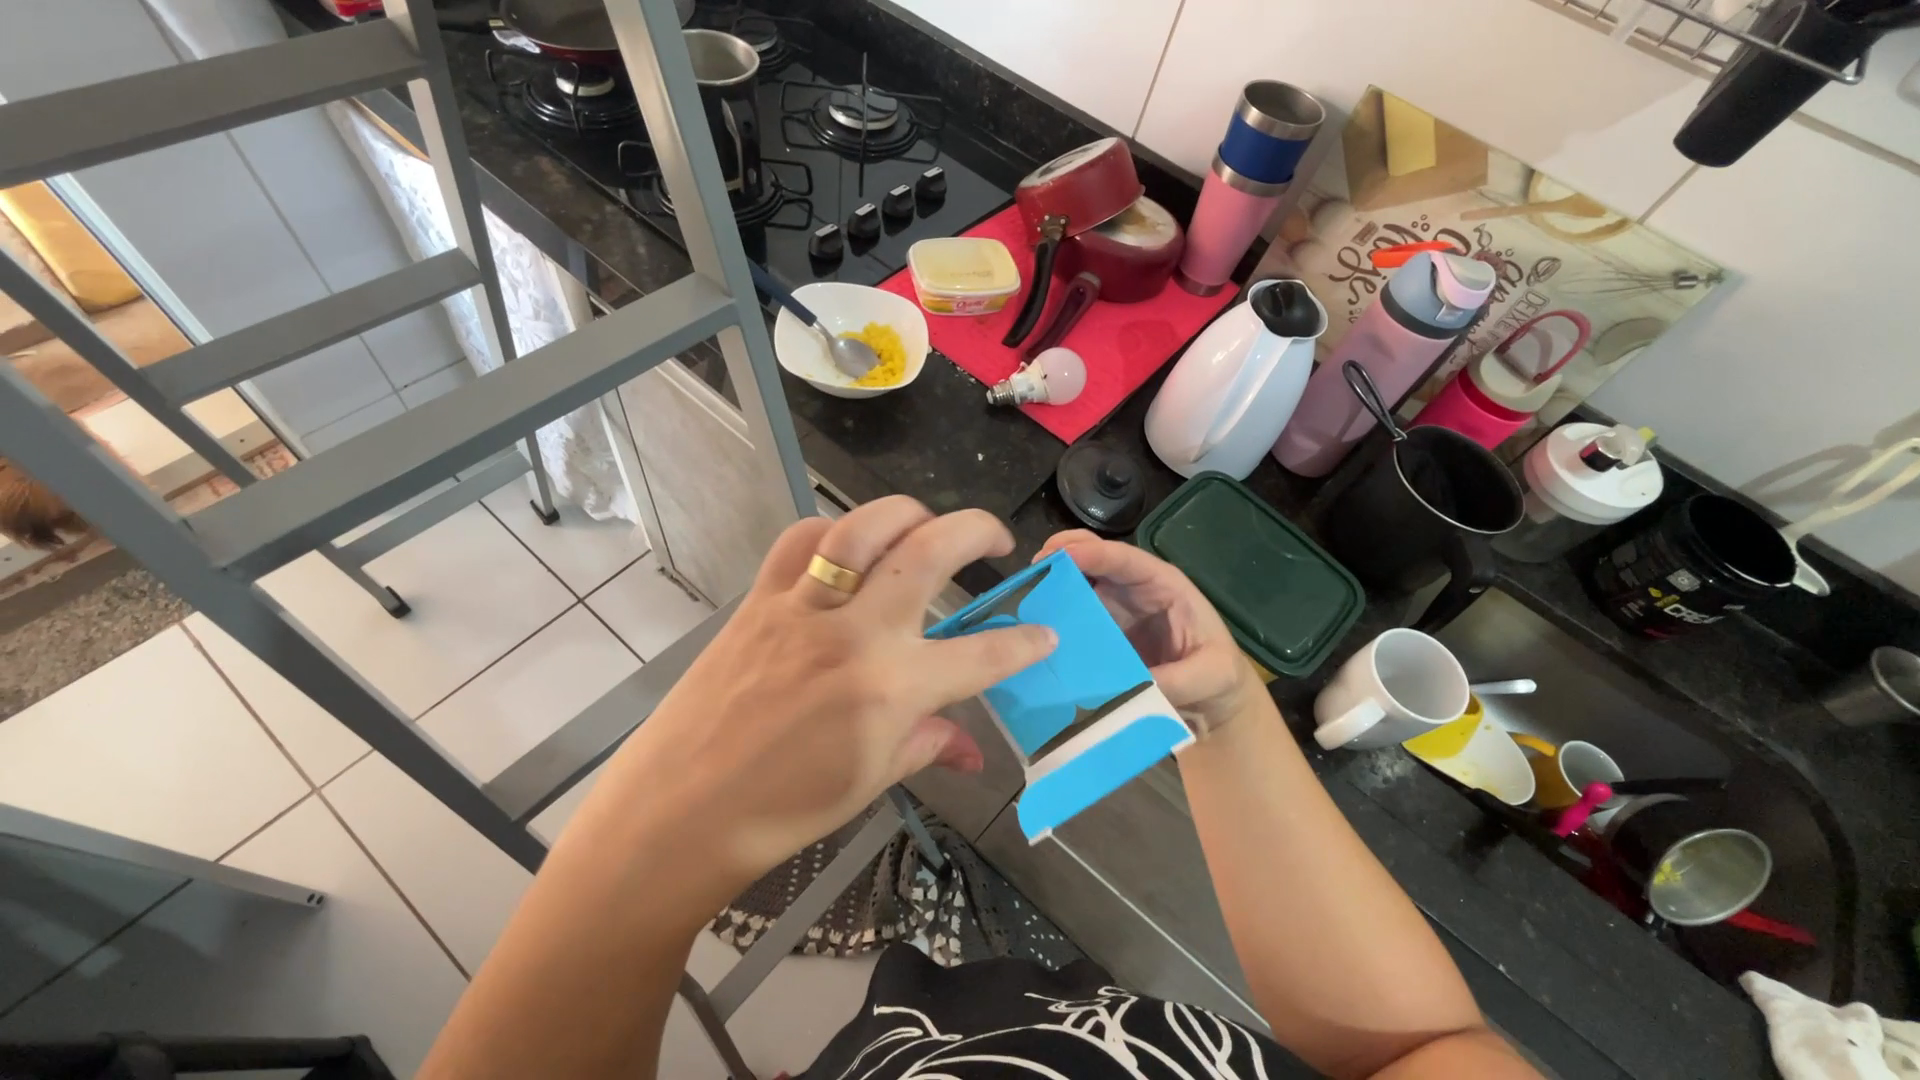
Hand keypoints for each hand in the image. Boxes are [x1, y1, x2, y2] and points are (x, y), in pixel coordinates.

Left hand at [603, 498, 1055, 893]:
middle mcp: (854, 632)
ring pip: (865, 527)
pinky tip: (848, 546)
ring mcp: (803, 608)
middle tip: (998, 540)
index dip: (1023, 644)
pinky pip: (801, 542)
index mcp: (890, 688)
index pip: (979, 655)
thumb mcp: (870, 778)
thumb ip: (927, 745)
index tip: (1045, 634)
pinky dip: (834, 532)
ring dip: (910, 513)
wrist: (682, 809)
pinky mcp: (760, 600)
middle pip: (930, 552)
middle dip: (979, 531)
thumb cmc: (783, 809)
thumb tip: (971, 748)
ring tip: (929, 525)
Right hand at [1035, 530, 1263, 735]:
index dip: (1096, 553)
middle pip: (1096, 560)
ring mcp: (1113, 611)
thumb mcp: (1211, 676)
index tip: (1064, 554)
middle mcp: (1133, 591)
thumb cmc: (1220, 678)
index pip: (1128, 560)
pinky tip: (1030, 624)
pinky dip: (1052, 615)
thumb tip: (1132, 686)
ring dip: (1052, 583)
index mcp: (1164, 586)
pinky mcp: (1100, 635)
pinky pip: (1073, 618)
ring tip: (1023, 591)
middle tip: (1034, 565)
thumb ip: (1178, 679)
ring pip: (1078, 585)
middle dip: (1064, 554)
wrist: (1212, 703)